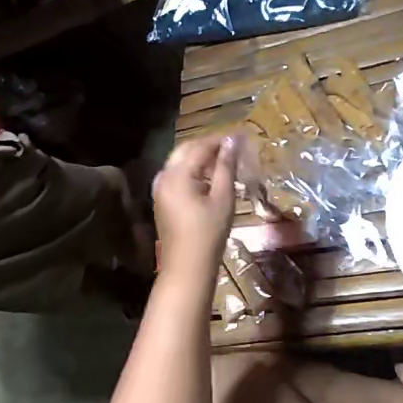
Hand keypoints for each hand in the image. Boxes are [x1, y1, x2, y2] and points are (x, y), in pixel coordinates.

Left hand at [152, 135, 239, 271]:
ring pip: (180, 161)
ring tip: (225, 161)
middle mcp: (164, 176)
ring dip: (201, 157)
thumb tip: (233, 141)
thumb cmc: (209, 232)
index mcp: (177, 174)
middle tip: (233, 147)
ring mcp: (160, 188)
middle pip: (186, 149)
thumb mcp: (223, 197)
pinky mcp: (162, 199)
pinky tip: (210, 178)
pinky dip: (193, 170)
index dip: (221, 140)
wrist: (187, 266)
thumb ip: (226, 166)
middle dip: (209, 145)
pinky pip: (177, 174)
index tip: (242, 137)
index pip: (201, 146)